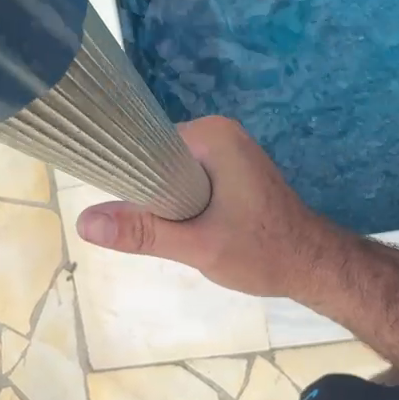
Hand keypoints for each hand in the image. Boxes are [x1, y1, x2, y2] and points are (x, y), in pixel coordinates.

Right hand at [75, 116, 348, 297]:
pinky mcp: (230, 172)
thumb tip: (84, 222)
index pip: (144, 145)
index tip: (116, 209)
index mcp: (210, 135)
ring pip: (169, 174)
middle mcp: (217, 133)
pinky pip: (187, 181)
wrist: (314, 266)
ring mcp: (226, 151)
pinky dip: (179, 205)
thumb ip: (143, 232)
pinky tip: (181, 230)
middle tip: (143, 230)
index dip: (125, 176)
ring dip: (162, 204)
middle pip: (155, 159)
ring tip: (162, 232)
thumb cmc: (262, 252)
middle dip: (145, 195)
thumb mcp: (197, 245)